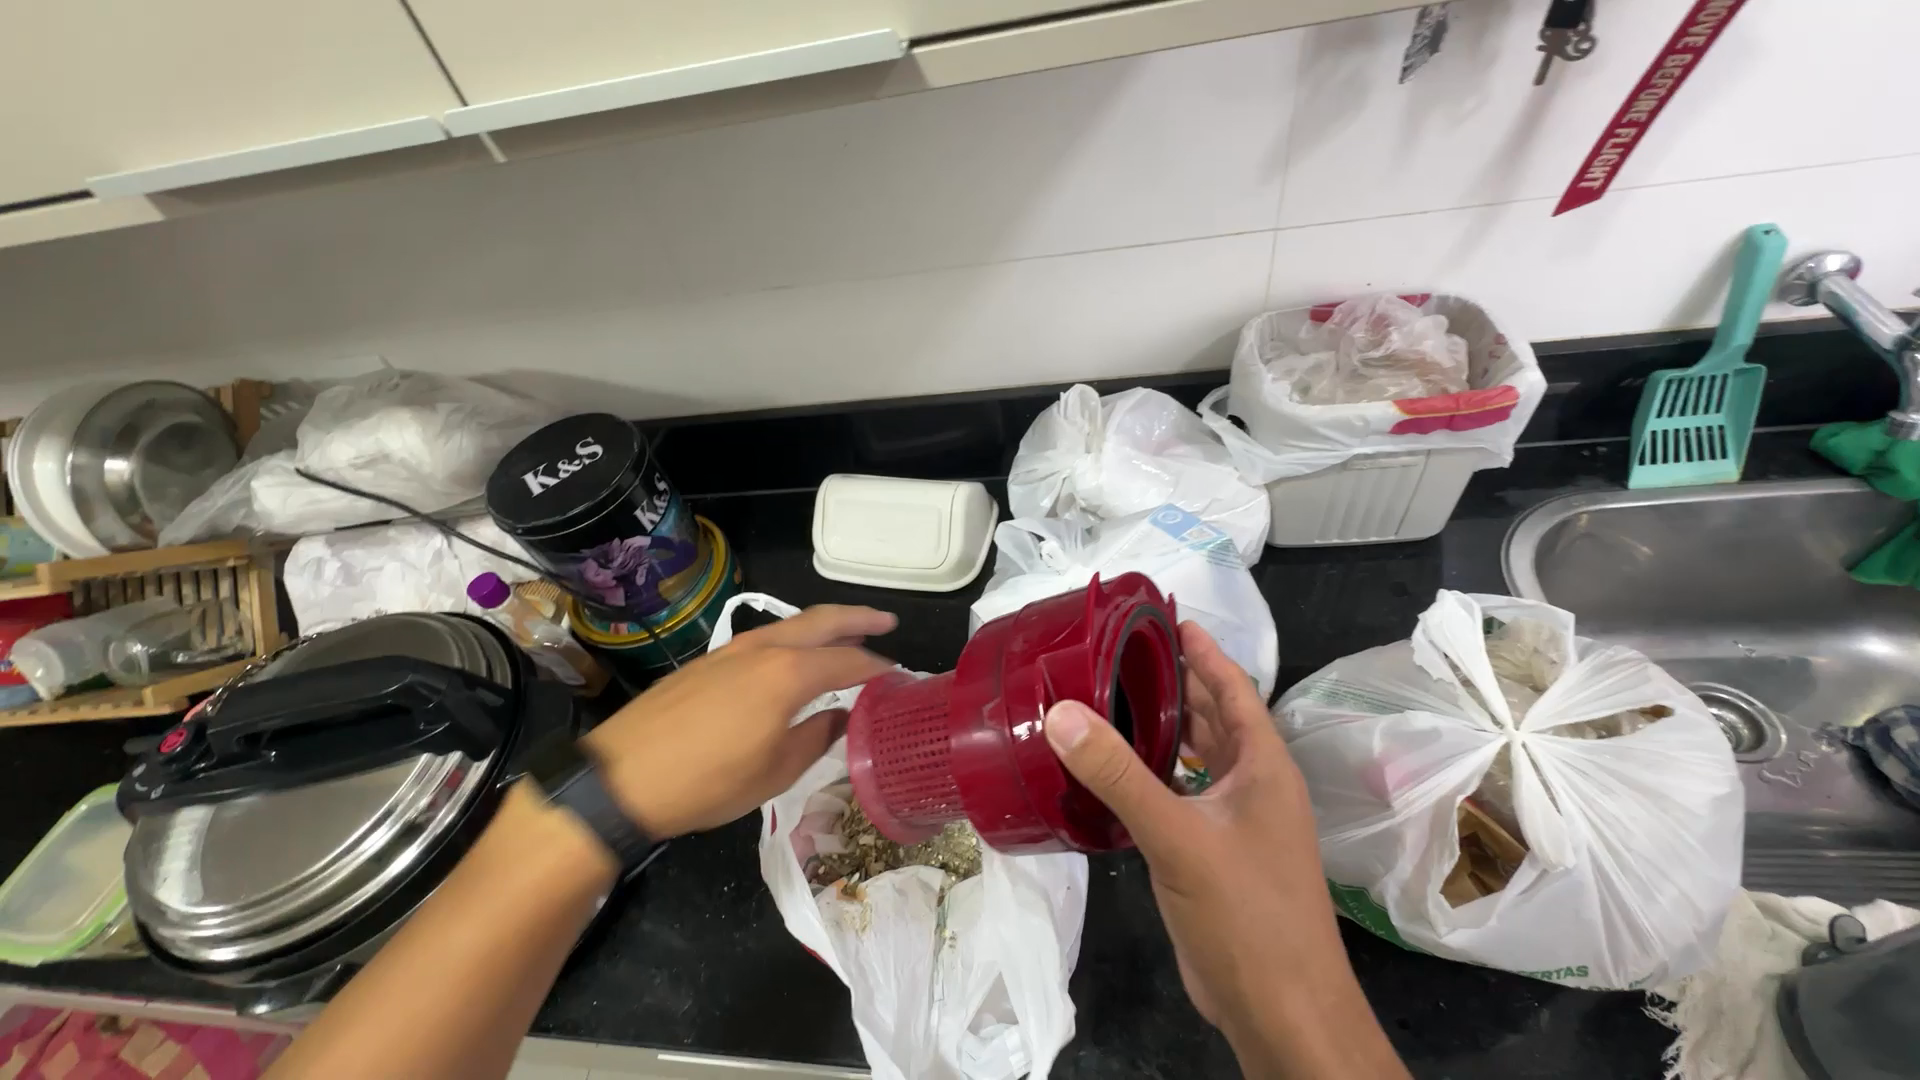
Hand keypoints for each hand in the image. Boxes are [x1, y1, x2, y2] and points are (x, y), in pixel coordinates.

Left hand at [582, 604, 895, 838]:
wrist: (622, 777)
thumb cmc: (708, 781)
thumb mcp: (776, 771)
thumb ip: (818, 737)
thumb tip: (843, 718)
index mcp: (789, 674)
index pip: (848, 661)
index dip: (878, 667)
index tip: (900, 675)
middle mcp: (764, 648)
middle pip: (822, 621)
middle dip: (859, 618)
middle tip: (888, 622)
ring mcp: (732, 650)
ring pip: (791, 625)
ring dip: (824, 626)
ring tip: (847, 635)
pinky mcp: (709, 661)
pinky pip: (766, 638)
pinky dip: (794, 640)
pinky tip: (795, 659)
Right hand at [1045, 622, 1407, 1077]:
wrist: (1281, 1010)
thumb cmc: (1245, 912)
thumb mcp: (1178, 836)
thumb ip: (1119, 775)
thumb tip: (1060, 712)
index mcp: (1262, 765)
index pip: (1233, 688)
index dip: (1203, 651)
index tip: (1165, 617)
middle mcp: (1254, 785)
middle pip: (1214, 718)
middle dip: (1176, 683)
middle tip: (1120, 653)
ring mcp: (1237, 823)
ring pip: (1198, 758)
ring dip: (1165, 729)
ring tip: (1112, 700)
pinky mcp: (1216, 854)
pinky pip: (1183, 795)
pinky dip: (1155, 775)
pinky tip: (1118, 773)